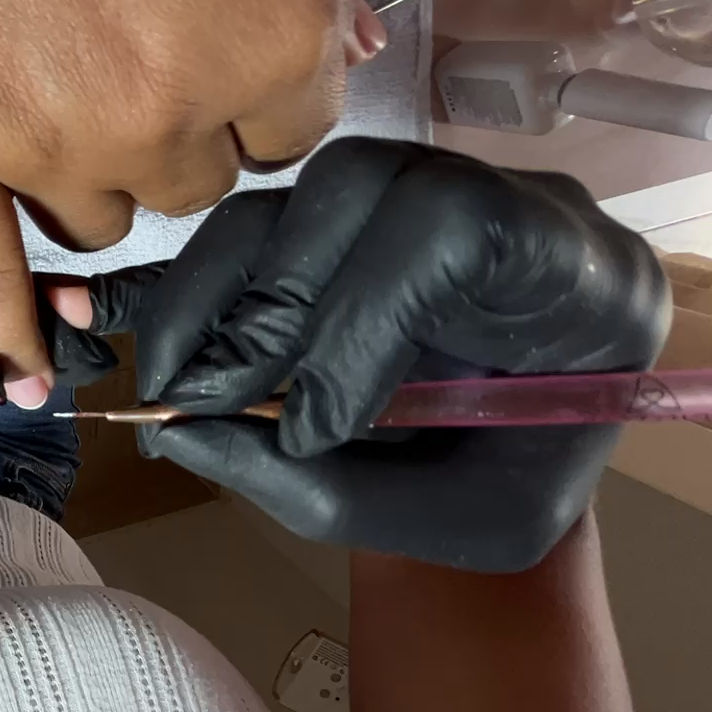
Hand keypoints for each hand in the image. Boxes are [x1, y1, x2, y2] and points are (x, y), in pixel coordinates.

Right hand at [52, 138, 669, 570]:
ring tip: (175, 386)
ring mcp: (372, 207)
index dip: (359, 321)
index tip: (303, 432)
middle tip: (199, 403)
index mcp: (566, 265)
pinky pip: (224, 240)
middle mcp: (472, 200)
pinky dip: (178, 294)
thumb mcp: (452, 520)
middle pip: (343, 191)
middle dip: (259, 311)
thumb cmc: (499, 484)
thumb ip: (321, 488)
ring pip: (267, 207)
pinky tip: (145, 336)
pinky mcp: (299, 229)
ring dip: (200, 300)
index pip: (453, 229)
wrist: (492, 453)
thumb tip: (177, 432)